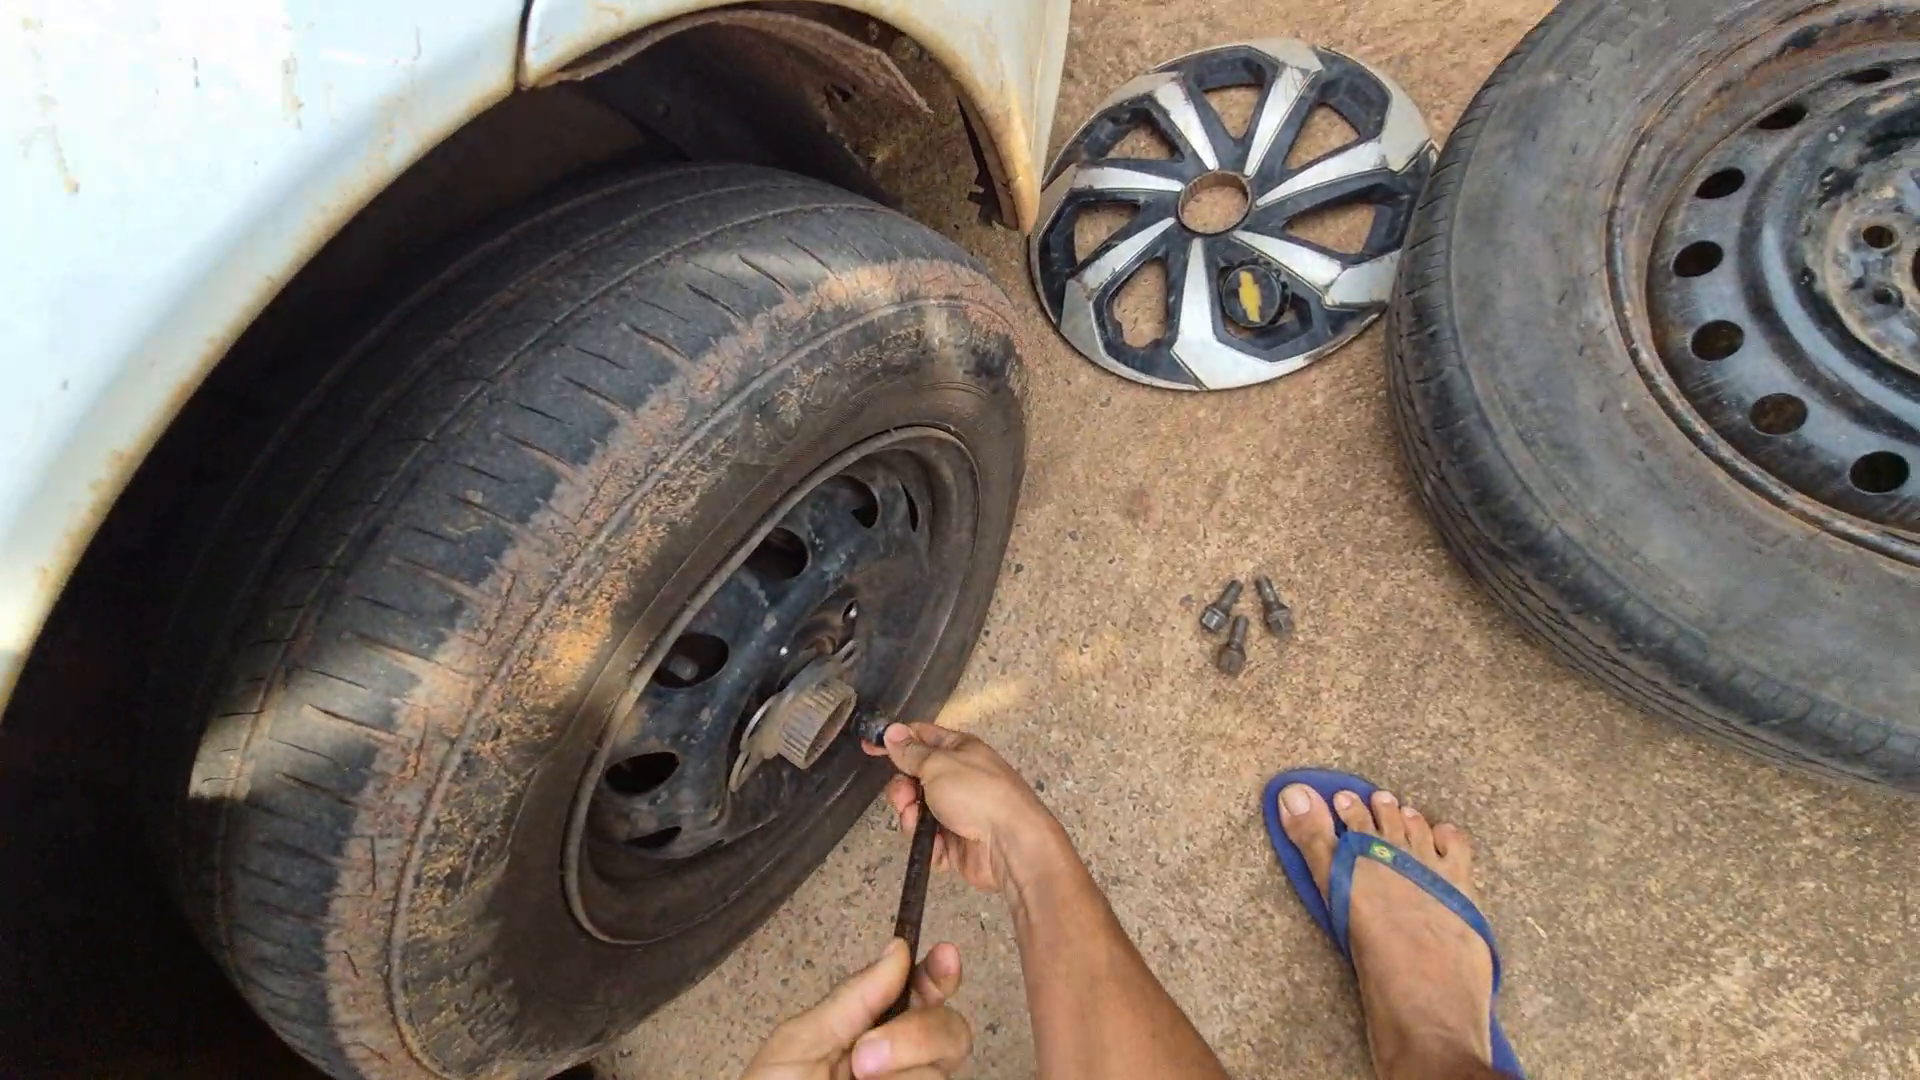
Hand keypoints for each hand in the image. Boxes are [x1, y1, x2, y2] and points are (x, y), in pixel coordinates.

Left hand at [742, 938, 970, 1079]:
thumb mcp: (801, 1043)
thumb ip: (853, 998)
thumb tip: (898, 949)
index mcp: (874, 1027)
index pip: (925, 990)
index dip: (941, 971)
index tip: (945, 956)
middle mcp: (901, 1063)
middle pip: (950, 1032)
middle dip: (917, 1034)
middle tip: (864, 1057)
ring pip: (938, 1075)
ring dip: (897, 1076)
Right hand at [871, 722, 1069, 894]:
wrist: (1010, 844)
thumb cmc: (980, 794)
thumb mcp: (938, 764)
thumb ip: (911, 752)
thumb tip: (893, 732)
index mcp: (959, 749)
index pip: (920, 737)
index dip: (895, 741)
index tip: (869, 746)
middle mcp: (958, 777)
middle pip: (913, 778)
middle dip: (902, 789)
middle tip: (905, 797)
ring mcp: (957, 810)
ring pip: (916, 811)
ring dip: (911, 816)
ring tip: (920, 821)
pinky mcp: (956, 842)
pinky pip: (927, 840)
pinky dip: (927, 843)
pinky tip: (937, 844)